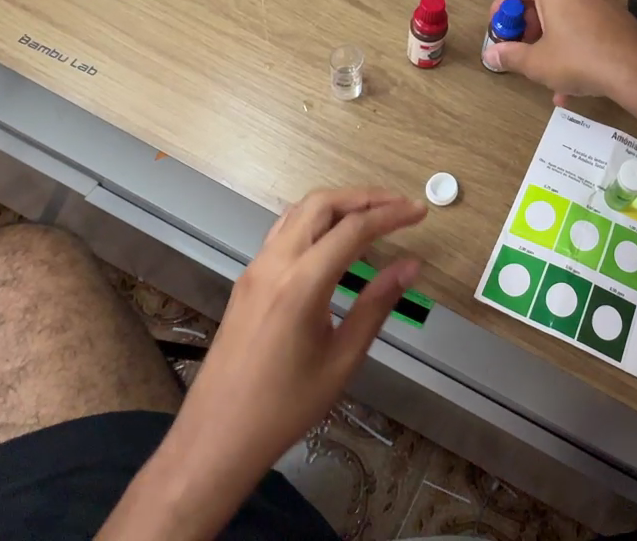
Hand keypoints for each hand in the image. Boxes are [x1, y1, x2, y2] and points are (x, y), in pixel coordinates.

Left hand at [184, 188, 424, 468]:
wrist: (216, 439)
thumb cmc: (285, 406)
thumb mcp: (342, 358)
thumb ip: (377, 304)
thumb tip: (410, 265)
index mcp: (301, 283)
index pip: (354, 228)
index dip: (391, 215)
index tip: (420, 212)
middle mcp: (274, 264)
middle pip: (321, 204)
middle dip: (364, 197)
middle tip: (399, 206)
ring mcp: (255, 269)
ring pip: (299, 212)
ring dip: (338, 204)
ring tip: (372, 215)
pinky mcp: (247, 281)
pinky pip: (284, 232)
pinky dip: (316, 222)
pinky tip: (335, 241)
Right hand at [484, 0, 636, 110]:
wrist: (636, 70)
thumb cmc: (579, 59)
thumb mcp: (537, 62)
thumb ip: (510, 55)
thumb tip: (491, 55)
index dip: (500, 13)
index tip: (497, 35)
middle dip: (526, 27)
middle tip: (520, 51)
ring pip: (562, 13)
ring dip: (548, 40)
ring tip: (543, 71)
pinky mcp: (614, 8)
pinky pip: (582, 21)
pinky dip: (571, 43)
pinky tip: (569, 83)